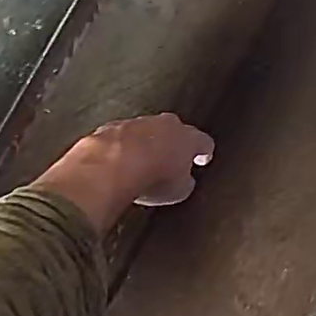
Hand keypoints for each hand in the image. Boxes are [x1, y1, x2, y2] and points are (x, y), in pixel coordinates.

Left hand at [31, 113, 213, 231]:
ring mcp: (137, 123)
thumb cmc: (150, 177)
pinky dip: (121, 148)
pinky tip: (117, 164)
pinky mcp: (112, 128)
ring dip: (146, 145)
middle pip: (174, 131)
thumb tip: (183, 182)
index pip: (203, 142)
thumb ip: (185, 183)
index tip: (203, 157)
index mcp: (188, 137)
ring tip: (141, 166)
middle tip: (170, 162)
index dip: (204, 152)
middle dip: (173, 144)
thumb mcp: (179, 191)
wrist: (111, 168)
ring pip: (146, 131)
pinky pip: (121, 137)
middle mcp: (165, 125)